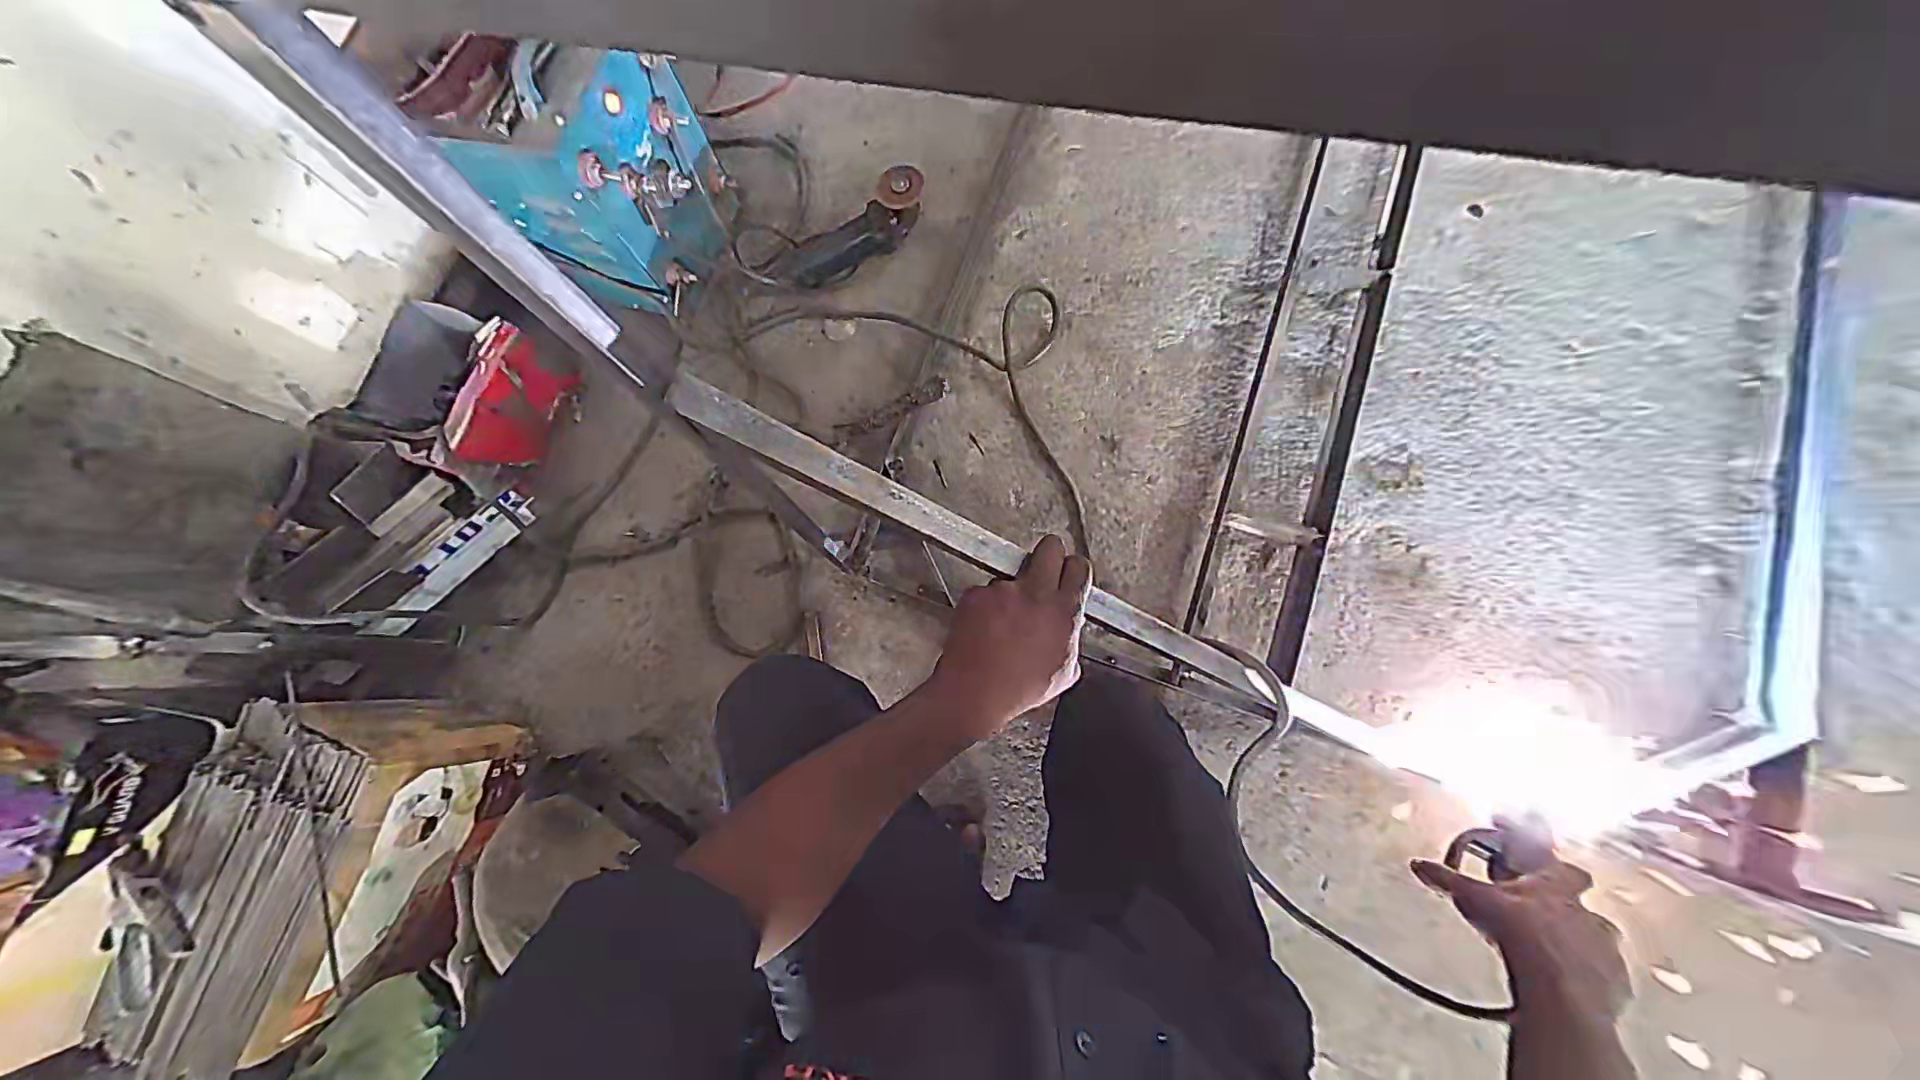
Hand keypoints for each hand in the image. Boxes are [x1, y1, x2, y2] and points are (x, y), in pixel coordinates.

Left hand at [922, 534, 1091, 738]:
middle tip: (1042, 567)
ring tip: (1002, 622)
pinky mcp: (977, 594)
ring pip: (1012, 574)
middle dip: (1049, 553)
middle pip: (1051, 547)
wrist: (974, 693)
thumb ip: (1070, 639)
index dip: (1072, 568)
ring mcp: (1003, 591)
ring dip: (1010, 591)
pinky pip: (984, 591)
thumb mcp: (1063, 671)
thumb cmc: (1016, 689)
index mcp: (1064, 613)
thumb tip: (1069, 628)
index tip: (1068, 571)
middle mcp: (1036, 594)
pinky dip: (984, 606)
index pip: (1078, 568)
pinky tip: (983, 629)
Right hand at [1412, 855, 1630, 1020]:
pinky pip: (1601, 970)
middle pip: (1578, 895)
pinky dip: (1584, 968)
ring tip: (1548, 946)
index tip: (1509, 829)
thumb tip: (1420, 864)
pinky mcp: (1615, 982)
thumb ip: (1446, 878)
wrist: (1559, 988)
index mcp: (1554, 885)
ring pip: (1592, 933)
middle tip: (1536, 904)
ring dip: (1573, 935)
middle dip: (1560, 898)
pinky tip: (1564, 975)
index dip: (1530, 840)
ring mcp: (1605, 947)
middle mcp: (1586, 910)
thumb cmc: (1519, 931)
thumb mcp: (1472, 898)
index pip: (1549, 854)